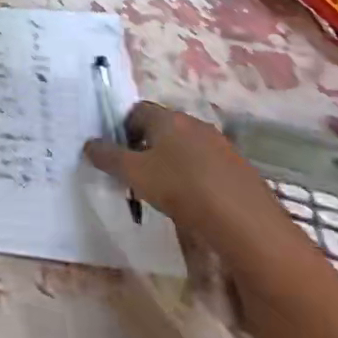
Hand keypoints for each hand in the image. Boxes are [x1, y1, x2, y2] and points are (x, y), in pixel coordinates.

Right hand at [83, 103, 302, 272]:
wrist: (248, 227)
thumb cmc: (181, 188)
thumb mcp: (131, 172)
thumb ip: (105, 155)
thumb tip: (89, 144)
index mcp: (170, 119)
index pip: (135, 110)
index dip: (119, 127)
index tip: (112, 151)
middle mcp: (197, 126)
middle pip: (161, 128)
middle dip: (142, 145)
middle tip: (130, 169)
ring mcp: (224, 148)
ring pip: (183, 148)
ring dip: (167, 161)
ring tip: (157, 187)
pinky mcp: (241, 171)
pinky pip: (204, 166)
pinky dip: (191, 176)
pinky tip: (187, 198)